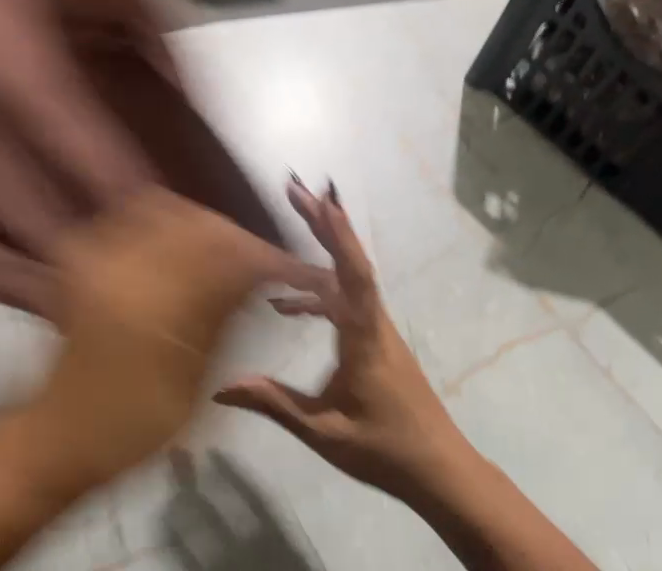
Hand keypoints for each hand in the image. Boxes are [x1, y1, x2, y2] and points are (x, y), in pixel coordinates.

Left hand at [13, 187, 312, 499]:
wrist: (61, 431)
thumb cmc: (133, 422)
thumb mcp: (191, 380)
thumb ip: (221, 315)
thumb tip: (261, 272)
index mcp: (148, 300)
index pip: (218, 249)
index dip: (260, 253)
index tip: (290, 267)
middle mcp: (115, 262)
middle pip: (190, 218)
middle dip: (231, 235)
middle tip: (257, 261)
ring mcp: (90, 252)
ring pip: (160, 207)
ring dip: (199, 226)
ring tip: (224, 255)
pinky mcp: (77, 253)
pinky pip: (130, 217)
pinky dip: (166, 226)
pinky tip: (186, 253)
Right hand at [214, 179, 475, 503]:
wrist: (441, 473)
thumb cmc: (384, 449)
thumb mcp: (323, 432)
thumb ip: (273, 403)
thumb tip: (220, 387)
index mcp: (363, 339)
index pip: (353, 277)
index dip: (338, 236)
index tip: (323, 200)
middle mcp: (374, 324)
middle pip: (350, 262)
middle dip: (324, 222)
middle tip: (295, 188)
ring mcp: (377, 331)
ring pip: (348, 278)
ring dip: (321, 246)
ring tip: (291, 221)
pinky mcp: (375, 341)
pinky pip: (344, 301)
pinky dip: (315, 291)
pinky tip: (285, 306)